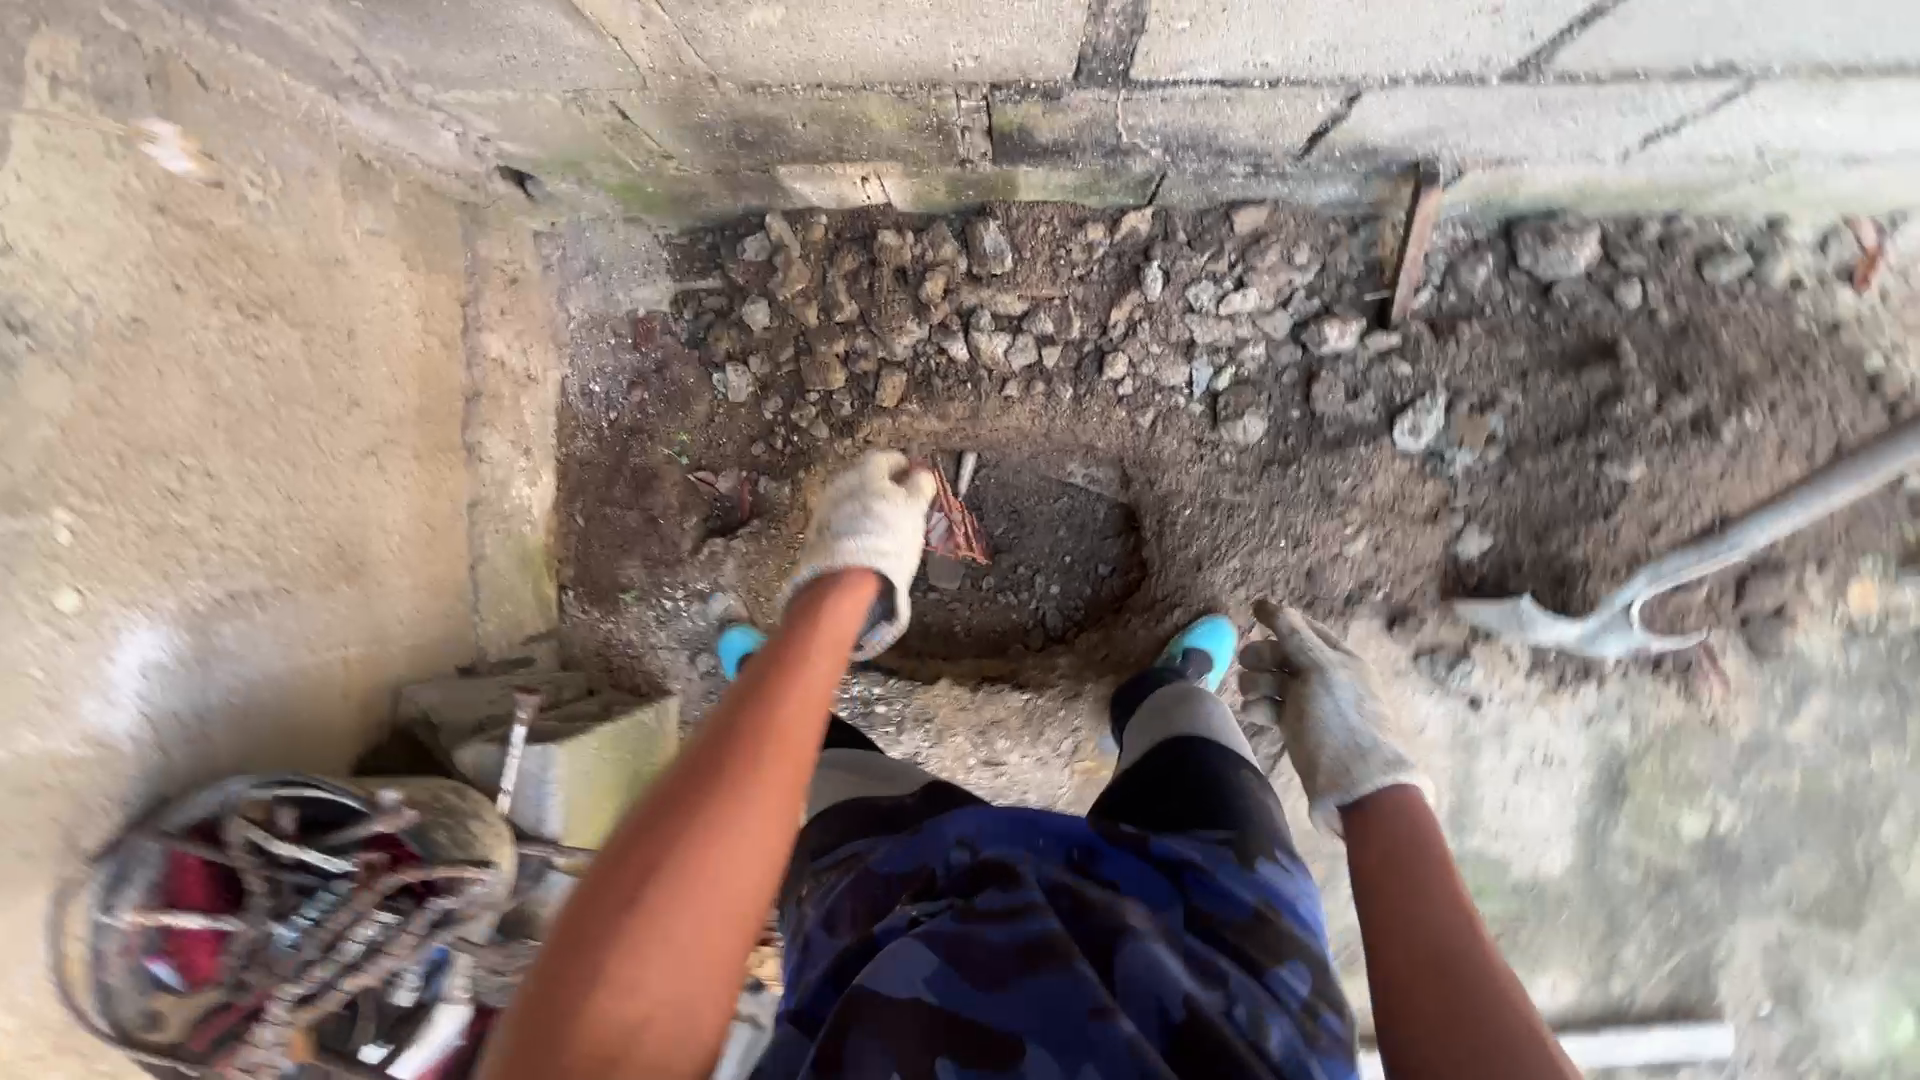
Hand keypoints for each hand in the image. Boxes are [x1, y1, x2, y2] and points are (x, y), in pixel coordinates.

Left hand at [778, 450, 936, 659]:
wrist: (847, 579)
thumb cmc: (889, 536)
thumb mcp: (915, 508)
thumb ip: (920, 486)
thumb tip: (923, 474)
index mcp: (866, 471)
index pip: (887, 458)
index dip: (904, 466)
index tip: (915, 477)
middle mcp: (841, 483)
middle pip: (866, 478)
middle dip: (884, 486)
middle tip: (902, 502)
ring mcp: (826, 508)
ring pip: (852, 500)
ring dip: (868, 506)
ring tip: (886, 525)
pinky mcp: (817, 533)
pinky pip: (842, 521)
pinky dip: (856, 525)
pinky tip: (867, 540)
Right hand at [1238, 599, 1431, 836]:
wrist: (1356, 786)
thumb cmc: (1340, 722)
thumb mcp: (1321, 671)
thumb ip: (1295, 636)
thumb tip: (1270, 604)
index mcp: (1340, 659)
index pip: (1307, 628)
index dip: (1280, 619)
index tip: (1252, 611)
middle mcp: (1325, 678)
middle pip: (1283, 653)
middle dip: (1263, 656)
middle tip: (1248, 664)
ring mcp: (1309, 705)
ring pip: (1272, 680)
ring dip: (1257, 683)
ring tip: (1253, 696)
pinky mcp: (1295, 728)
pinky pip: (1270, 707)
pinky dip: (1258, 707)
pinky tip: (1252, 713)